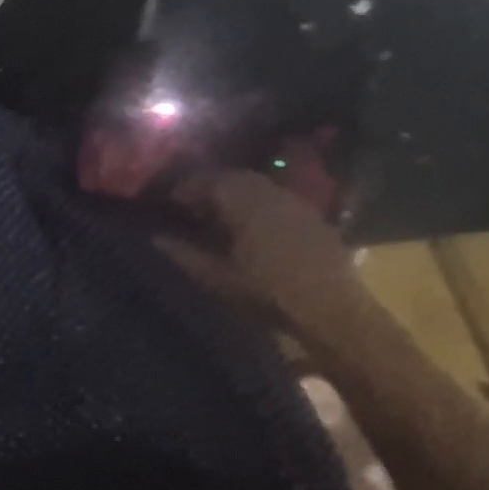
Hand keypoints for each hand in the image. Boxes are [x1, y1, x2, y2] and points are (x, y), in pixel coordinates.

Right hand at [154, 170, 366, 335]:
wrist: (334, 311)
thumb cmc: (268, 292)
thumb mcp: (216, 277)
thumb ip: (183, 253)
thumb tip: (155, 237)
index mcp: (240, 198)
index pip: (201, 179)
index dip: (179, 189)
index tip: (164, 202)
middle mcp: (266, 188)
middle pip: (228, 178)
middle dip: (205, 189)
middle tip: (187, 208)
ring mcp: (292, 199)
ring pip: (252, 186)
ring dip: (231, 196)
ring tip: (216, 216)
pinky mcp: (310, 215)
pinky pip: (273, 199)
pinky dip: (255, 205)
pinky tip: (250, 227)